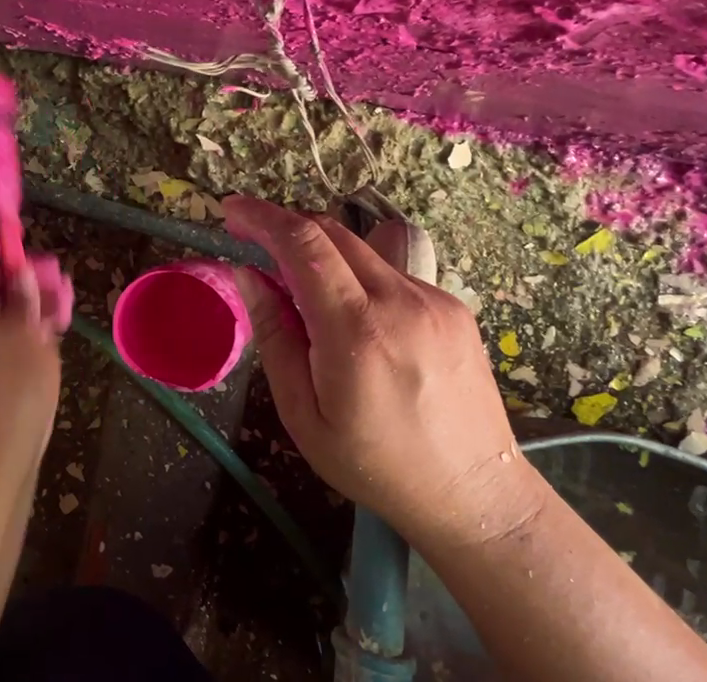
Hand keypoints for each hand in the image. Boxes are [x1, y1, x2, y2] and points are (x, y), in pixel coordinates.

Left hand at [0, 230, 73, 467]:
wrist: (5, 441)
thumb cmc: (15, 382)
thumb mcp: (27, 331)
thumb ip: (25, 295)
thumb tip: (21, 270)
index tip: (21, 231)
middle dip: (25, 271)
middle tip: (53, 276)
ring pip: (8, 301)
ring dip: (34, 295)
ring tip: (60, 301)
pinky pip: (13, 324)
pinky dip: (33, 318)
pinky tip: (57, 323)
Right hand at [223, 196, 540, 547]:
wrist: (477, 495)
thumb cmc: (375, 465)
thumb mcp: (302, 413)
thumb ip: (273, 336)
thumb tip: (248, 275)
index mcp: (357, 331)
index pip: (303, 244)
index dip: (262, 217)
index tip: (230, 210)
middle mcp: (402, 301)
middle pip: (332, 232)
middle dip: (285, 226)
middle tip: (250, 242)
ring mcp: (435, 301)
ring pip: (362, 249)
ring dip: (319, 252)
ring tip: (297, 287)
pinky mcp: (453, 308)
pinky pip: (390, 273)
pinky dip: (355, 276)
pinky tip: (350, 317)